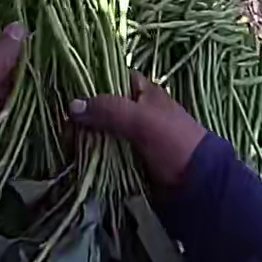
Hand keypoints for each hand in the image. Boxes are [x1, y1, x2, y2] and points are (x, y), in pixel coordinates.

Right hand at [69, 73, 207, 187]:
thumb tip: (72, 105)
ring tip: (64, 144)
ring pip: (101, 129)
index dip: (88, 83)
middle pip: (101, 105)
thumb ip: (108, 109)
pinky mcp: (130, 157)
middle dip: (83, 115)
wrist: (198, 185)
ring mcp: (132, 133)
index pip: (109, 77)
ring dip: (85, 136)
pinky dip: (93, 153)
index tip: (66, 94)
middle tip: (62, 127)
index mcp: (141, 89)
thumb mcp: (141, 119)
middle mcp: (135, 107)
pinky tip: (76, 158)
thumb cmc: (172, 141)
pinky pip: (106, 150)